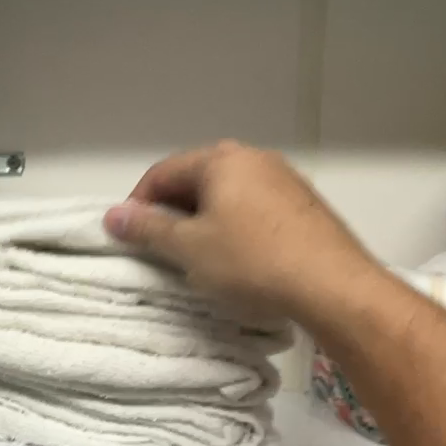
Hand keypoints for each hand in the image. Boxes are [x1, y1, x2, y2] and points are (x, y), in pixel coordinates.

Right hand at [104, 141, 381, 320]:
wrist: (334, 287)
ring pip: (226, 194)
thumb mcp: (188, 248)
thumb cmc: (251, 261)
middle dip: (171, 211)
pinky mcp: (304, 205)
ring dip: (202, 220)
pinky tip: (236, 257)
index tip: (130, 237)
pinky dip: (233, 226)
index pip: (162, 173)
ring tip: (197, 256)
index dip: (138, 204)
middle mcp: (253, 158)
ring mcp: (284, 179)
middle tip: (160, 248)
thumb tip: (111, 215)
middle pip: (195, 179)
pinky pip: (253, 207)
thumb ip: (146, 228)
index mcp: (221, 160)